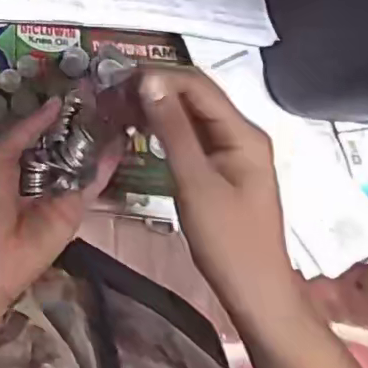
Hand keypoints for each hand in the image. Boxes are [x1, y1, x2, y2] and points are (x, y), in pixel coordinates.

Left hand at [0, 97, 121, 339]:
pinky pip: (93, 183)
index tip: (83, 87)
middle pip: (66, 144)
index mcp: (14, 159)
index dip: (60, 112)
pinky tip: (124, 139)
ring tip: (124, 107)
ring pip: (83, 161)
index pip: (42, 130)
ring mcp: (59, 192)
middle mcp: (39, 173)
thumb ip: (27, 130)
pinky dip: (108, 164)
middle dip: (84, 122)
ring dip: (100, 139)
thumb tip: (54, 103)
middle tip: (110, 92)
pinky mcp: (76, 211)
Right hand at [138, 69, 293, 300]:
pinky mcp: (221, 167)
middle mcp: (241, 134)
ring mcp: (232, 150)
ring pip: (191, 114)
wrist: (255, 291)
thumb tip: (149, 81)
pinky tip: (140, 129)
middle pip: (196, 95)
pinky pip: (191, 135)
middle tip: (112, 91)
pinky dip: (165, 127)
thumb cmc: (227, 240)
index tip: (117, 79)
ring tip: (119, 105)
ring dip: (157, 106)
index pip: (198, 85)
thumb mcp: (194, 182)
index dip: (158, 76)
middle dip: (156, 88)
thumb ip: (172, 129)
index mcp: (243, 133)